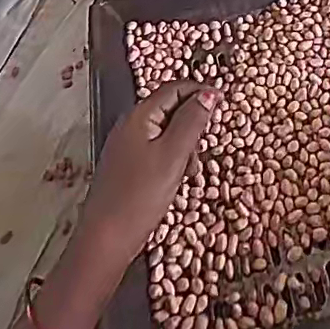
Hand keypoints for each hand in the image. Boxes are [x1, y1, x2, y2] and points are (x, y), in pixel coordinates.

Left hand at [78, 81, 220, 277]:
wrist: (105, 240)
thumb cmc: (139, 197)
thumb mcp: (173, 156)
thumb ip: (192, 121)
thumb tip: (208, 93)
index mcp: (140, 116)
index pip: (174, 88)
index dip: (201, 91)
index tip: (224, 101)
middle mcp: (130, 125)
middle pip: (170, 108)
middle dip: (193, 122)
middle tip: (204, 147)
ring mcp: (126, 146)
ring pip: (165, 131)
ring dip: (184, 144)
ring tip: (190, 170)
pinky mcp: (126, 165)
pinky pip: (156, 150)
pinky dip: (172, 158)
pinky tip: (176, 179)